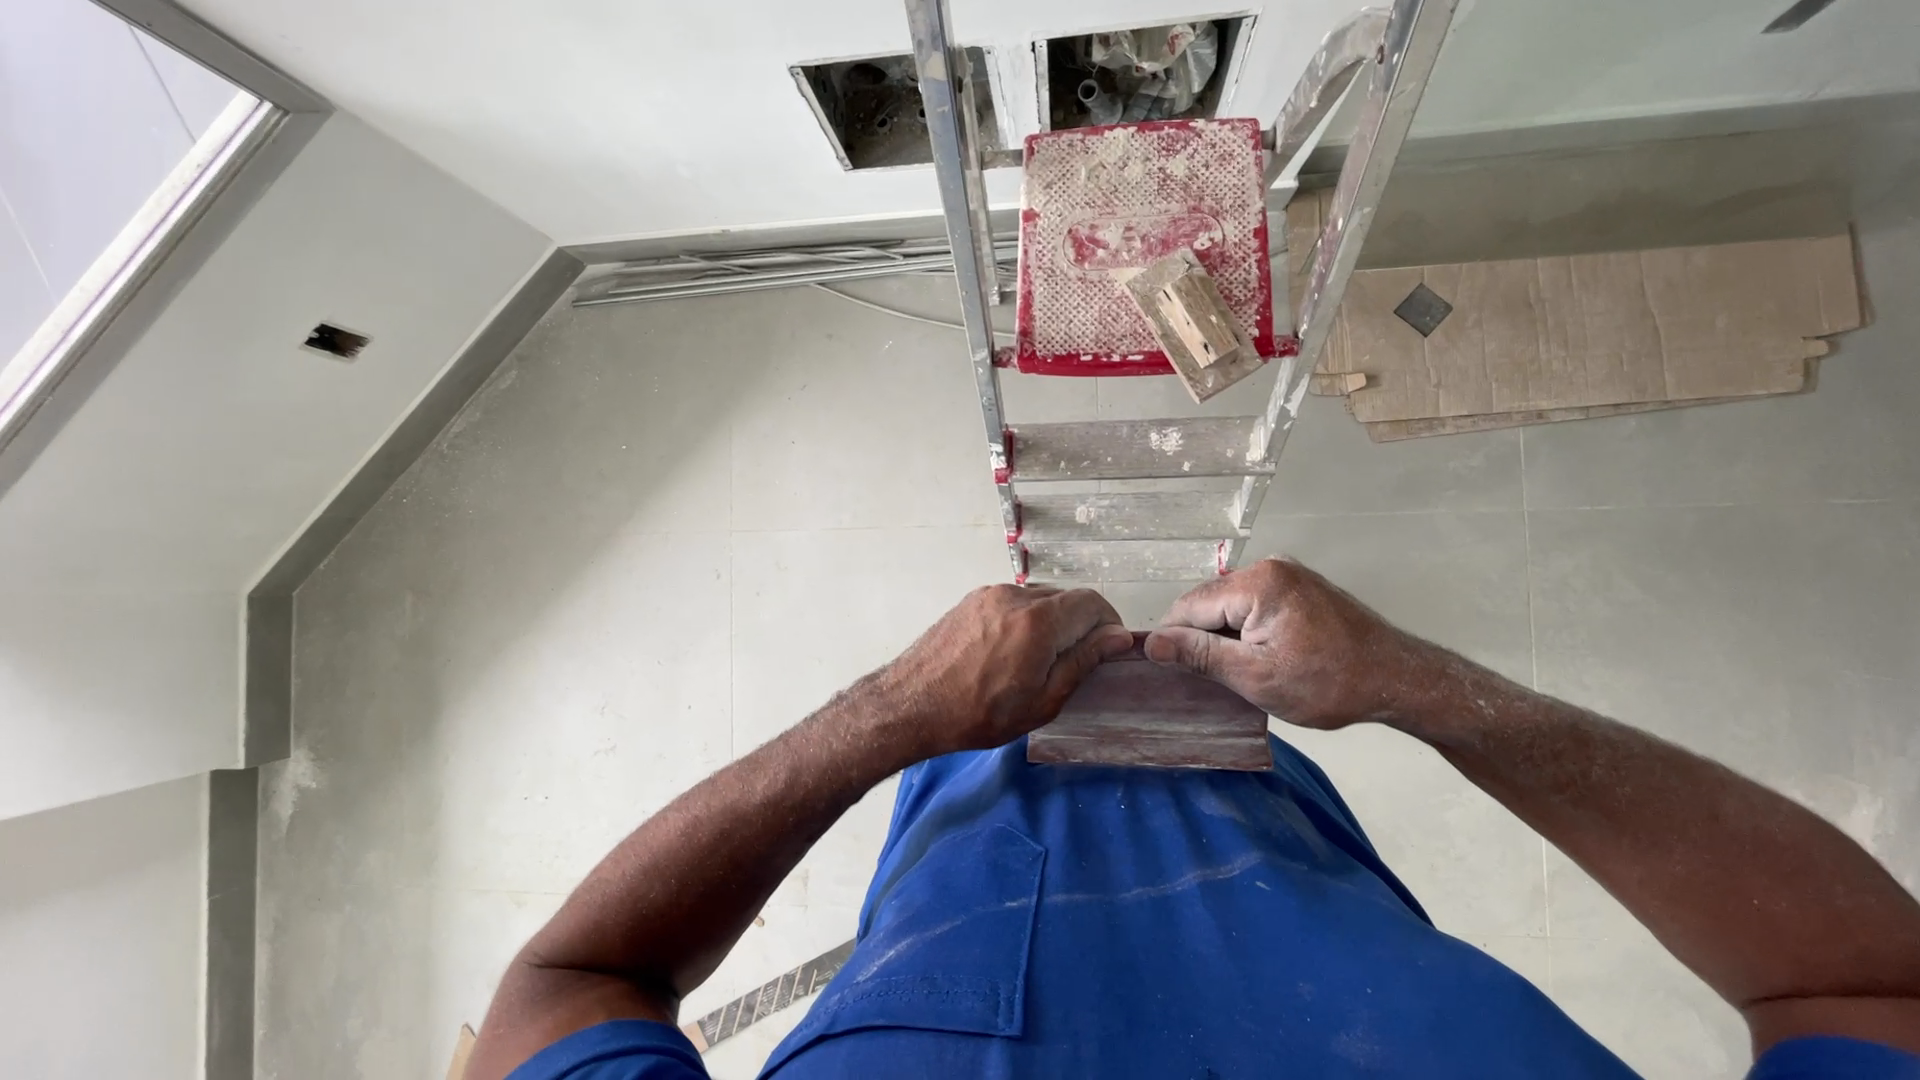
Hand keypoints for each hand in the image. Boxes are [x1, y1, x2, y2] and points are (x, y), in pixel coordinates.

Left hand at [869, 584, 1133, 758]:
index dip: (1109, 624)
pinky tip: (1013, 651)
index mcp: (1038, 621)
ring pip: (1040, 597)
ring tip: (1042, 659)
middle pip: (1067, 597)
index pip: (1093, 602)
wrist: (910, 705)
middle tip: (1077, 660)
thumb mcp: (1042, 701)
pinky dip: (1026, 619)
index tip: (1108, 650)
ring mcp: (990, 594)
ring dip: (1053, 620)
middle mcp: (1015, 596)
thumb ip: (1083, 662)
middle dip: (1081, 623)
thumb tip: (1118, 636)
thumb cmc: (979, 714)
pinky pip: (1013, 601)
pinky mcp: (971, 599)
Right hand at [1143, 557, 1433, 729]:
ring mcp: (1287, 574)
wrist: (1400, 681)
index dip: (1172, 639)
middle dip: (1199, 637)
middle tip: (1207, 679)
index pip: (1188, 606)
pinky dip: (1245, 630)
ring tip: (1235, 672)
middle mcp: (1269, 567)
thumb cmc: (1328, 684)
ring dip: (1223, 636)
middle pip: (1208, 602)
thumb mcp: (1255, 676)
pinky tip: (1256, 657)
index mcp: (1257, 582)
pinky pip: (1252, 605)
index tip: (1168, 672)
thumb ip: (1199, 655)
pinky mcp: (1300, 587)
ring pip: (1229, 605)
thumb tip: (1151, 644)